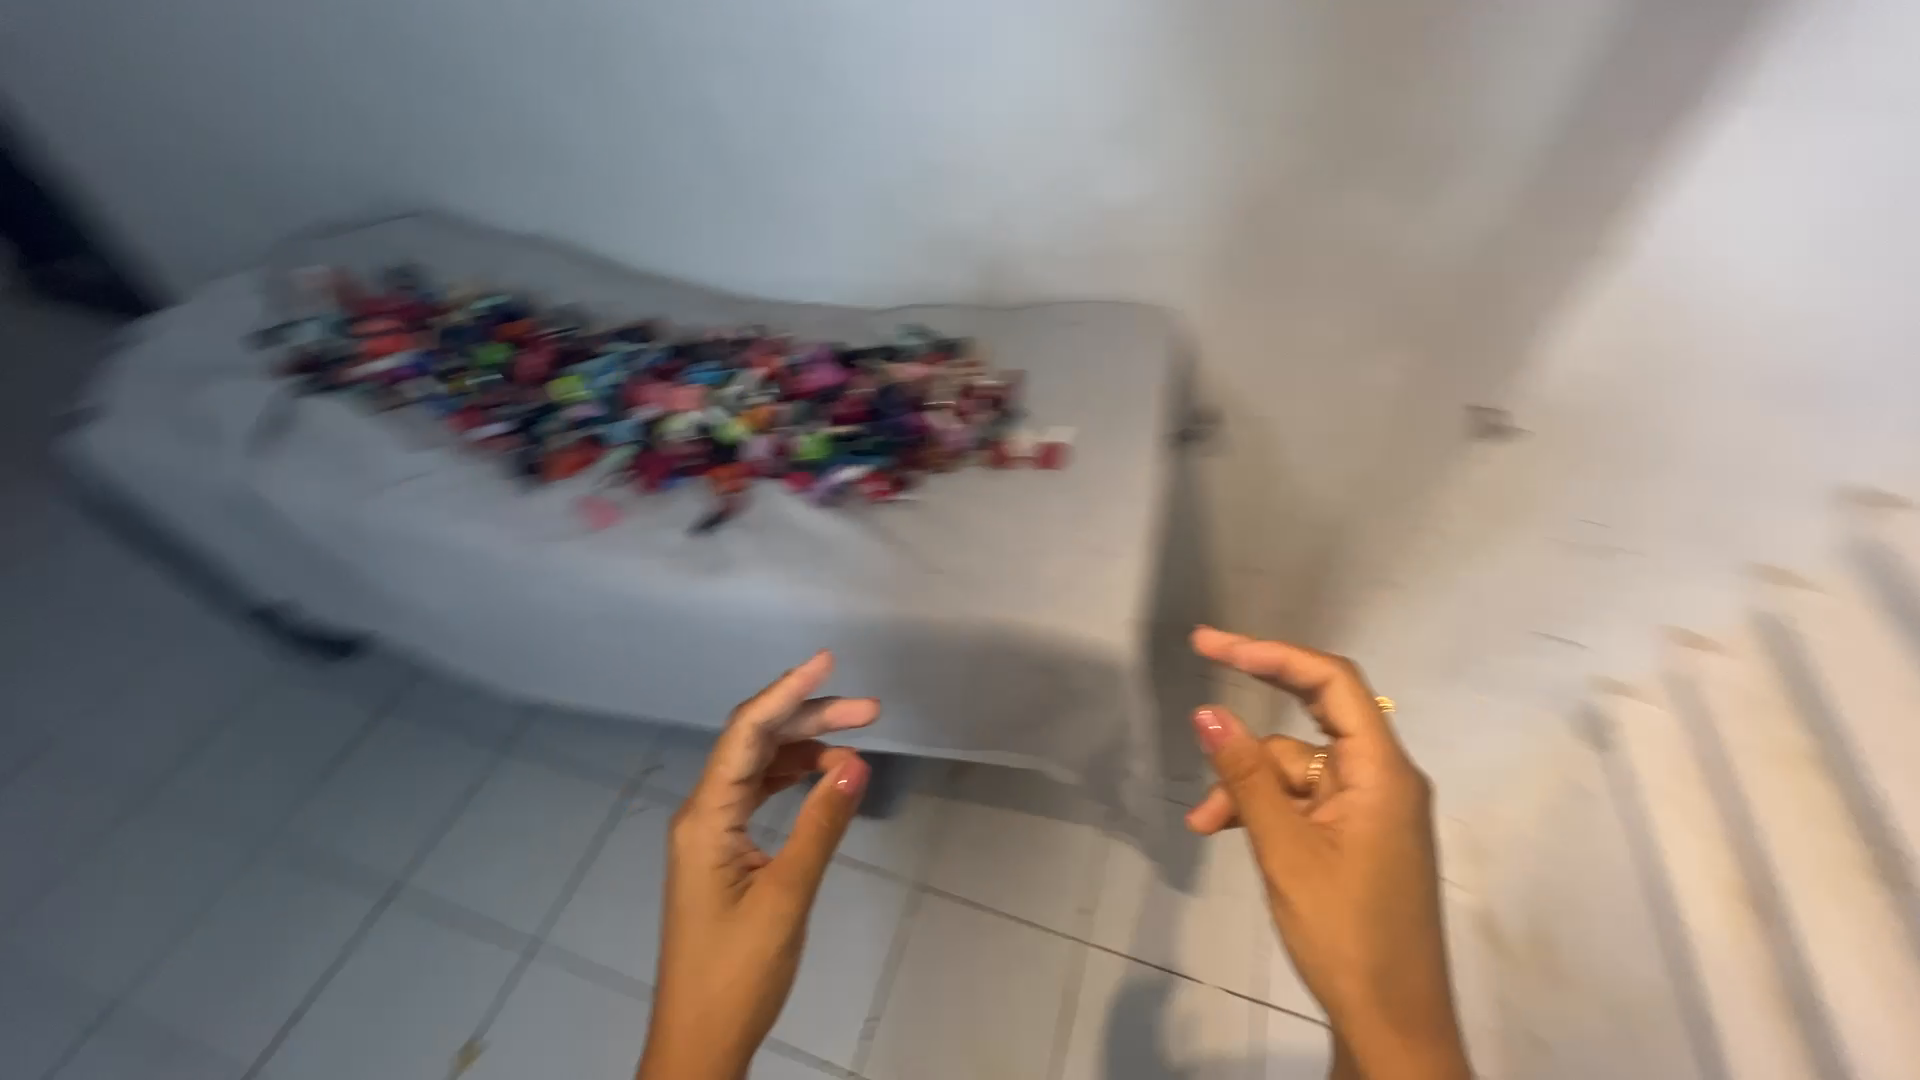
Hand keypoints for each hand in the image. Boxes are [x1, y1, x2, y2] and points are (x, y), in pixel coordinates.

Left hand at [636, 651, 876, 1079]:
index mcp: (706, 816)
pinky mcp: (725, 850)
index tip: (827, 662)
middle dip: (810, 717)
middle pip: (757, 742)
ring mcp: (712, 831)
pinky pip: (760, 794)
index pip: (748, 733)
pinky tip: (825, 776)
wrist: (699, 1042)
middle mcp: (703, 812)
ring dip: (806, 747)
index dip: (787, 691)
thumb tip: (857, 762)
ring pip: (760, 766)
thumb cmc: (737, 972)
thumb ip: (822, 824)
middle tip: (869, 709)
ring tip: (857, 740)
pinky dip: (795, 778)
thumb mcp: (787, 896)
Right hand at [1187, 626, 1468, 1079]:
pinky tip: (1223, 830)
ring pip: (1295, 765)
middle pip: (1314, 711)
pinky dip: (1262, 807)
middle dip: (1257, 691)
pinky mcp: (1356, 833)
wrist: (1393, 1024)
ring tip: (1205, 823)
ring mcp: (1369, 806)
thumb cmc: (1345, 934)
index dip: (1271, 652)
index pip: (1331, 681)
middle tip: (1202, 658)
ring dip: (1246, 782)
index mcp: (1382, 771)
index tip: (1211, 646)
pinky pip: (1301, 798)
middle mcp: (1382, 776)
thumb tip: (1206, 711)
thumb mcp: (1283, 848)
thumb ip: (1245, 774)